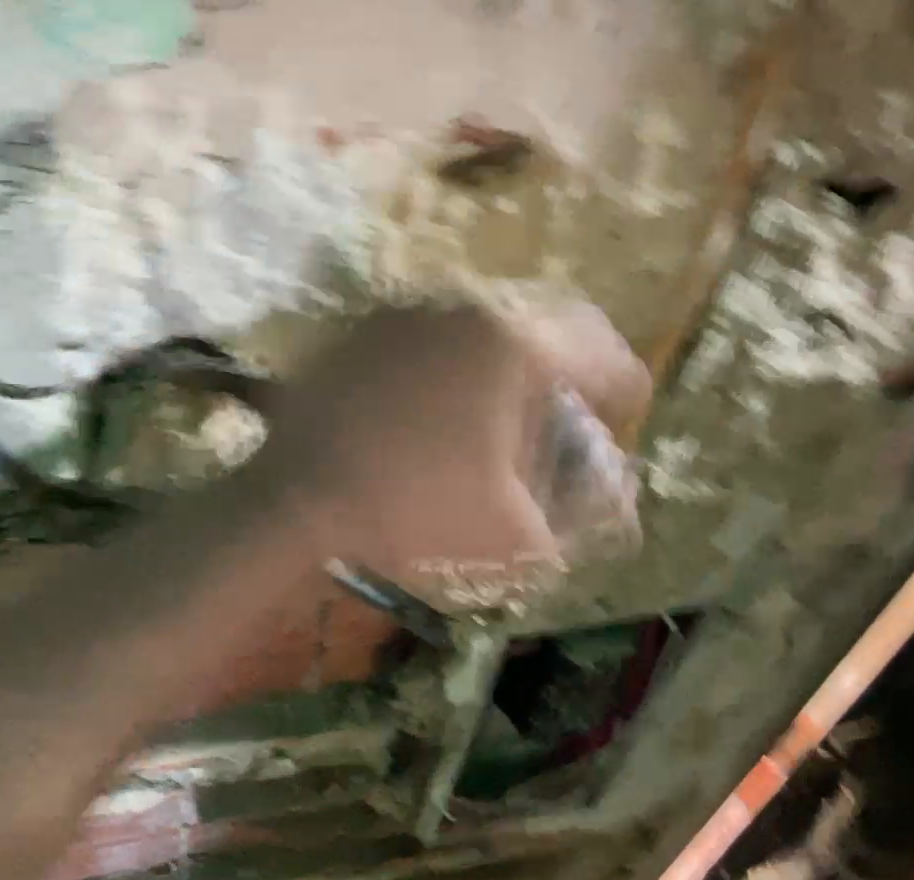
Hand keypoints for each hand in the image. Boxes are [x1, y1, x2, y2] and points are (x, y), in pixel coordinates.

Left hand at [246, 298, 650, 585]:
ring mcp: (404, 312)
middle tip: (558, 415)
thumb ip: (579, 521)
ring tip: (491, 413)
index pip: (605, 356)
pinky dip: (444, 365)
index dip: (621, 395)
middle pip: (546, 328)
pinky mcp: (357, 330)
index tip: (615, 421)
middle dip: (564, 370)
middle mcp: (464, 307)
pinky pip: (424, 337)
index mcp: (517, 344)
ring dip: (501, 363)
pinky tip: (430, 408)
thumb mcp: (511, 538)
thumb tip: (612, 502)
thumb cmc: (408, 513)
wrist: (293, 499)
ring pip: (481, 326)